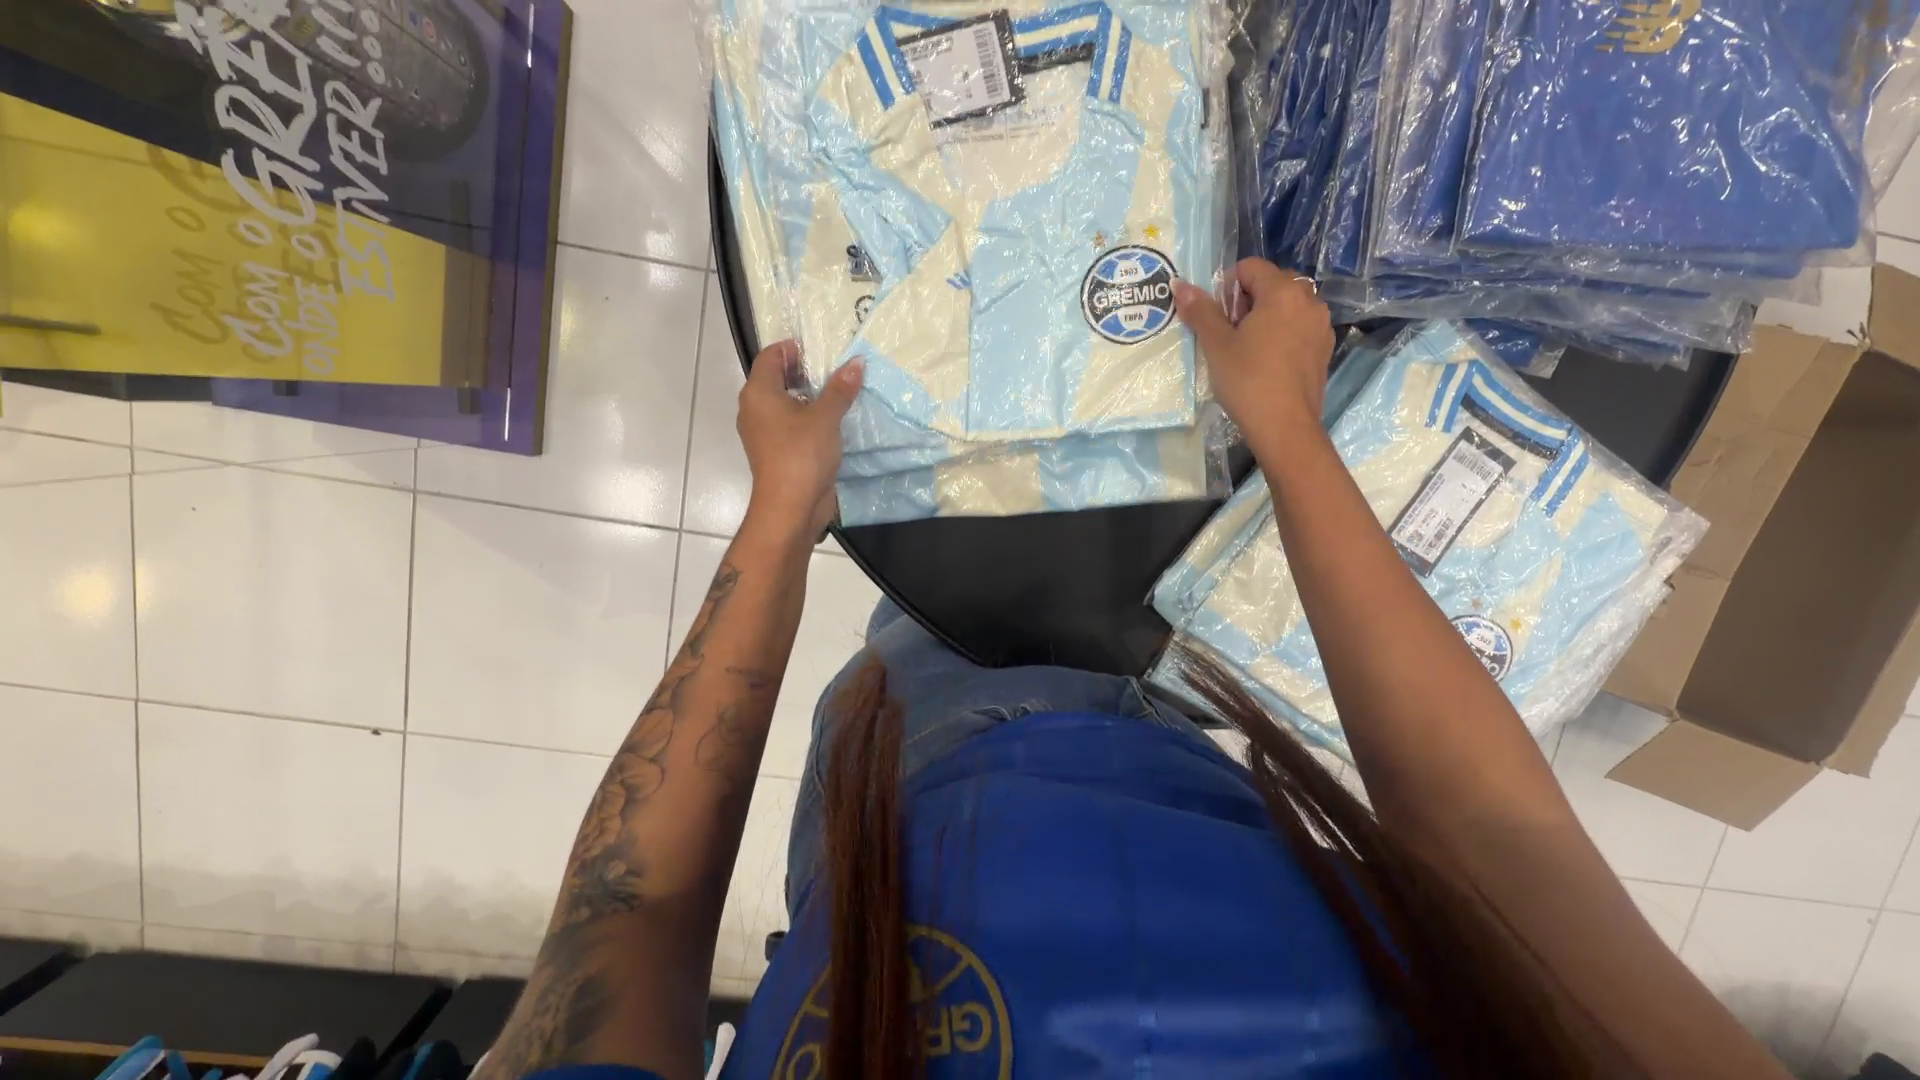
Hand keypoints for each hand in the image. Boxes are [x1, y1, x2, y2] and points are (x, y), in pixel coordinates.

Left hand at [737, 341, 862, 537]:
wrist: (790, 507)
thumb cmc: (802, 454)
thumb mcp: (826, 416)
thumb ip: (840, 388)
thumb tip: (856, 362)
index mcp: (758, 393)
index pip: (770, 356)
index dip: (793, 348)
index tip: (820, 351)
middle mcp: (755, 409)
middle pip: (776, 379)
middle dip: (804, 372)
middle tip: (835, 370)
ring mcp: (764, 432)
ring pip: (785, 404)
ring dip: (810, 397)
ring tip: (840, 393)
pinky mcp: (777, 451)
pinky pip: (791, 425)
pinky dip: (809, 418)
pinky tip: (834, 421)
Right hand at [1173, 258, 1334, 446]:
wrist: (1285, 427)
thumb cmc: (1247, 381)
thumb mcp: (1217, 345)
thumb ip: (1201, 311)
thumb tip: (1180, 284)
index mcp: (1283, 292)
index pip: (1250, 267)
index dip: (1227, 287)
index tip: (1218, 317)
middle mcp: (1309, 301)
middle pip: (1273, 283)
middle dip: (1249, 300)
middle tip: (1232, 333)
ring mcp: (1321, 325)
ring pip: (1289, 306)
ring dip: (1267, 316)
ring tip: (1249, 349)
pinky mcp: (1324, 348)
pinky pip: (1300, 327)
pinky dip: (1283, 334)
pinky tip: (1269, 363)